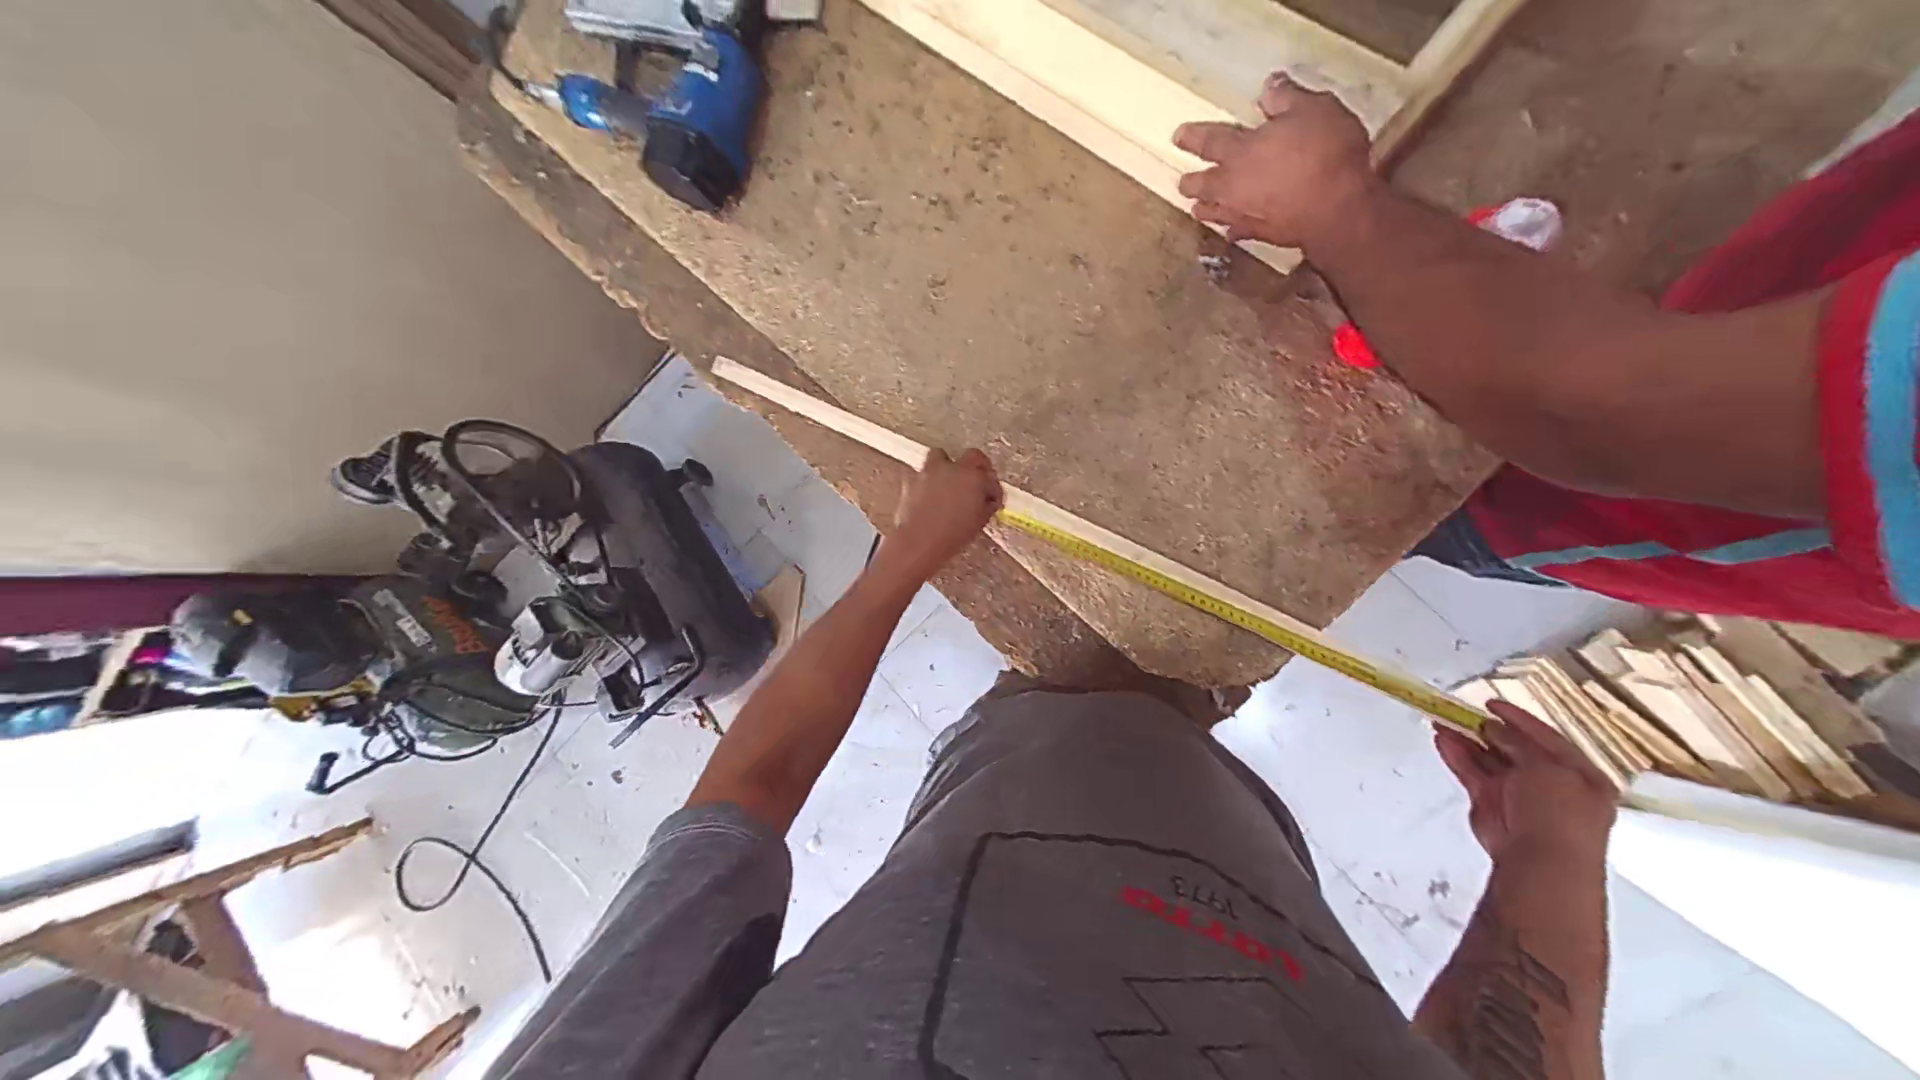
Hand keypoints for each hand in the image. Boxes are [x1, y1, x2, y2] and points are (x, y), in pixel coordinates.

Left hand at [880, 449, 1003, 580]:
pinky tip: (930, 496)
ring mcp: (931, 471)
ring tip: (949, 483)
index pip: (990, 475)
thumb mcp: (978, 523)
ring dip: (948, 466)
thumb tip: (987, 501)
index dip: (993, 486)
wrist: (918, 542)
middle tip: (976, 481)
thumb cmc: (950, 536)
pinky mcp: (912, 479)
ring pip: (942, 456)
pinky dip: (928, 480)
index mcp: (974, 478)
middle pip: (972, 456)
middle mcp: (953, 469)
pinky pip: (923, 473)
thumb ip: (986, 506)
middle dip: (977, 466)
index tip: (991, 497)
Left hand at [1173, 72, 1377, 248]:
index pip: (1210, 141)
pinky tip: (1230, 232)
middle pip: (1203, 183)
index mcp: (1241, 151)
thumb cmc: (1325, 151)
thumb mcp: (1312, 108)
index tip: (1178, 136)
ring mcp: (1243, 213)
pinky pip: (1237, 232)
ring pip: (1213, 212)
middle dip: (1191, 181)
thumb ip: (1286, 98)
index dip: (1193, 137)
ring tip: (1197, 208)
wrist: (1336, 206)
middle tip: (1182, 182)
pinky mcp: (1258, 234)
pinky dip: (1232, 231)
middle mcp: (1233, 185)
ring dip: (1204, 209)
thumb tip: (1268, 85)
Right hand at [1434, 702, 1617, 862]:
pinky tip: (1442, 739)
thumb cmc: (1558, 813)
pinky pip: (1472, 774)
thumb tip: (1492, 727)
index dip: (1520, 720)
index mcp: (1580, 775)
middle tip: (1460, 711)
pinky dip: (1457, 756)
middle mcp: (1549, 782)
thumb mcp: (1546, 768)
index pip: (1548, 739)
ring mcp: (1518, 793)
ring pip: (1488, 759)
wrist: (1539, 859)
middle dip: (1486, 729)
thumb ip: (1517, 743)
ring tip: (1441, 720)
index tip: (1492, 703)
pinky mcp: (1490, 802)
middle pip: (1513, 748)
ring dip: (1465, 739)